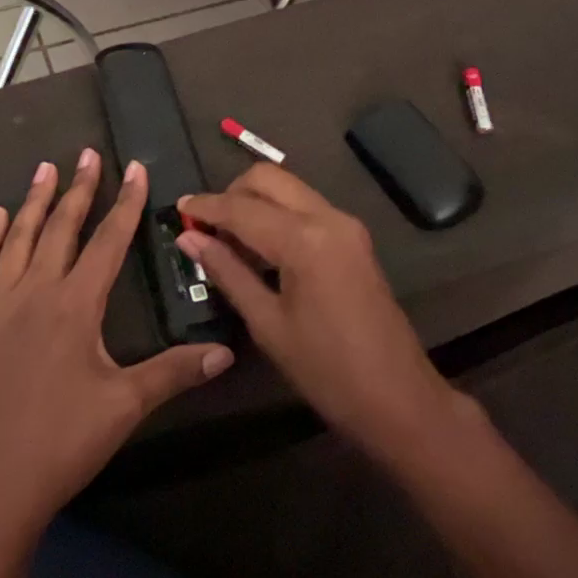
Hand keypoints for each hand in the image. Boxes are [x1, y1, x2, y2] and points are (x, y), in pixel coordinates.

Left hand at [0, 151, 234, 577]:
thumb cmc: (66, 441)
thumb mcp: (126, 405)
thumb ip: (175, 372)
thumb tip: (227, 352)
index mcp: (75, 306)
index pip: (107, 242)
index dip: (125, 203)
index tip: (134, 167)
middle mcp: (34, 292)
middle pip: (60, 229)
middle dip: (79, 189)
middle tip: (88, 153)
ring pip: (17, 239)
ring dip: (33, 202)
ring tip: (45, 169)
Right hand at [176, 163, 460, 460]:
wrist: (399, 399)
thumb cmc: (326, 370)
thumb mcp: (267, 324)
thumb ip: (227, 272)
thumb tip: (189, 239)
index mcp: (304, 239)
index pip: (241, 208)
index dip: (205, 206)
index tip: (177, 208)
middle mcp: (327, 218)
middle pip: (268, 178)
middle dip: (231, 192)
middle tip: (205, 225)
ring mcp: (346, 226)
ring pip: (289, 188)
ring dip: (254, 201)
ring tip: (227, 239)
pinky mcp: (354, 239)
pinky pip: (306, 207)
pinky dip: (277, 214)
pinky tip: (259, 247)